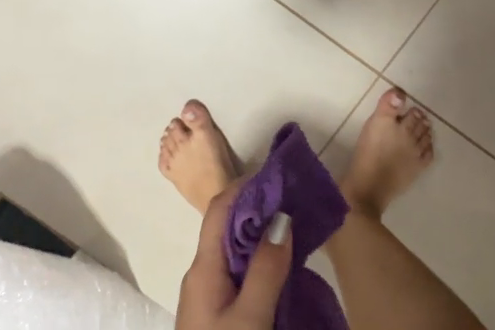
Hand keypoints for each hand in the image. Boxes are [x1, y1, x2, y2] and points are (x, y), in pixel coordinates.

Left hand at [177, 186, 292, 329]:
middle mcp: (200, 273)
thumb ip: (266, 269)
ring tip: (294, 232)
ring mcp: (206, 294)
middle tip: (294, 204)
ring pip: (234, 251)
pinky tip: (279, 268)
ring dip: (260, 237)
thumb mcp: (251, 316)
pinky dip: (258, 262)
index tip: (277, 177)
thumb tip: (283, 218)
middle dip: (258, 211)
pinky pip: (237, 273)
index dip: (245, 187)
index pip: (219, 209)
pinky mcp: (214, 312)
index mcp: (203, 266)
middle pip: (227, 228)